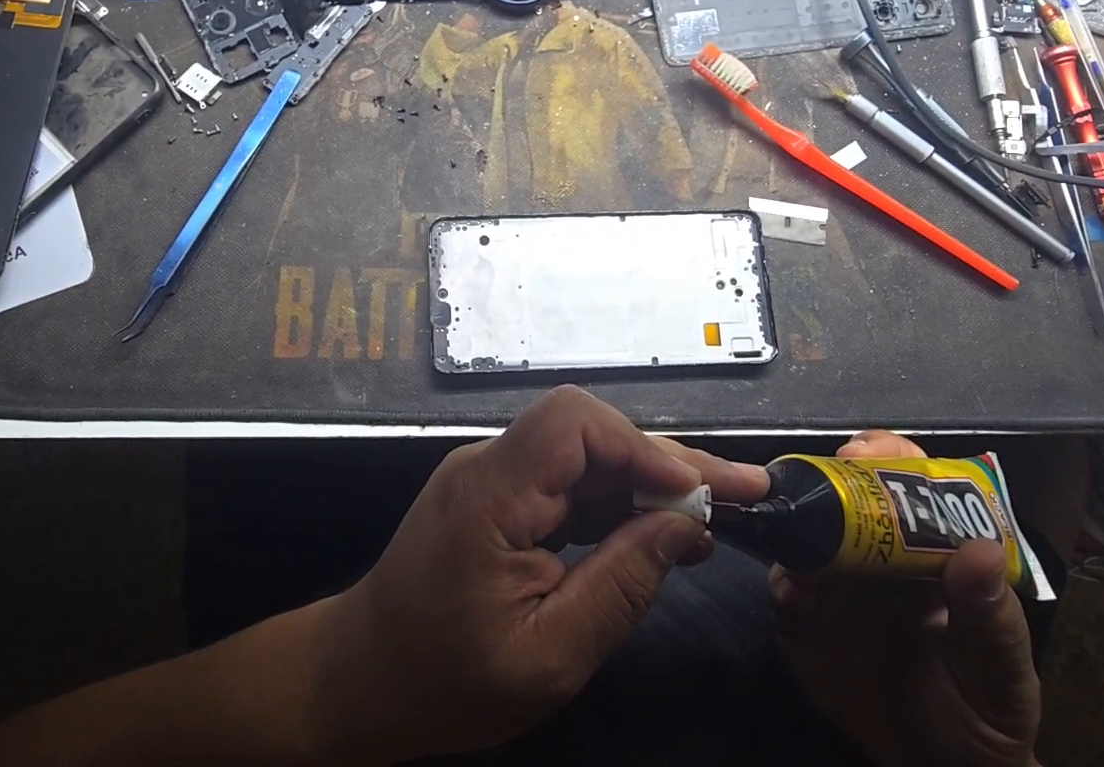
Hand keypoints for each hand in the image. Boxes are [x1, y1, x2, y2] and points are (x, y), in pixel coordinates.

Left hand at [311, 385, 769, 762]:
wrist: (362, 679)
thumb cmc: (445, 680)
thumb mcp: (548, 656)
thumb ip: (622, 585)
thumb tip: (686, 526)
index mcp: (490, 494)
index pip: (572, 423)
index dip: (642, 444)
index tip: (697, 491)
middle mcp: (489, 467)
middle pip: (588, 434)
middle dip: (667, 461)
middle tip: (741, 491)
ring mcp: (490, 478)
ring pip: (584, 457)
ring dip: (649, 480)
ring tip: (714, 510)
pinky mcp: (496, 498)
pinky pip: (566, 483)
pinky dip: (616, 502)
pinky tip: (659, 527)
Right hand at [771, 431, 1041, 766]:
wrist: (932, 765)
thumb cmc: (982, 706)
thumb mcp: (1001, 668)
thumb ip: (989, 616)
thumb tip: (977, 549)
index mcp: (927, 547)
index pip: (907, 482)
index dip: (887, 457)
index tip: (869, 453)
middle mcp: (873, 549)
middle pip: (844, 491)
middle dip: (829, 475)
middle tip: (823, 476)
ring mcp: (832, 578)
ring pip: (803, 528)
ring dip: (797, 522)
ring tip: (802, 536)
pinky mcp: (800, 613)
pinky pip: (784, 586)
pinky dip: (785, 583)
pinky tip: (796, 594)